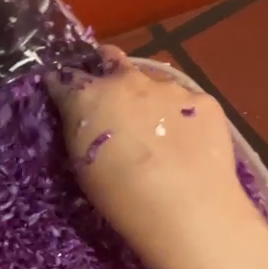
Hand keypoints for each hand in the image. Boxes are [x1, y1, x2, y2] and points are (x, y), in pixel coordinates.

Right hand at [45, 49, 258, 253]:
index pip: (64, 77)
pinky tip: (187, 141)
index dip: (64, 85)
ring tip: (156, 130)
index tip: (66, 94)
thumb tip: (85, 118)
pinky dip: (181, 115)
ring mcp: (168, 88)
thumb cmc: (118, 195)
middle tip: (111, 99)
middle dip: (107, 71)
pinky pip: (186, 102)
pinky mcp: (204, 101)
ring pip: (152, 82)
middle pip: (110, 60)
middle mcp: (124, 81)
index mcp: (85, 96)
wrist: (186, 208)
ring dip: (147, 97)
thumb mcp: (80, 162)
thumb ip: (80, 128)